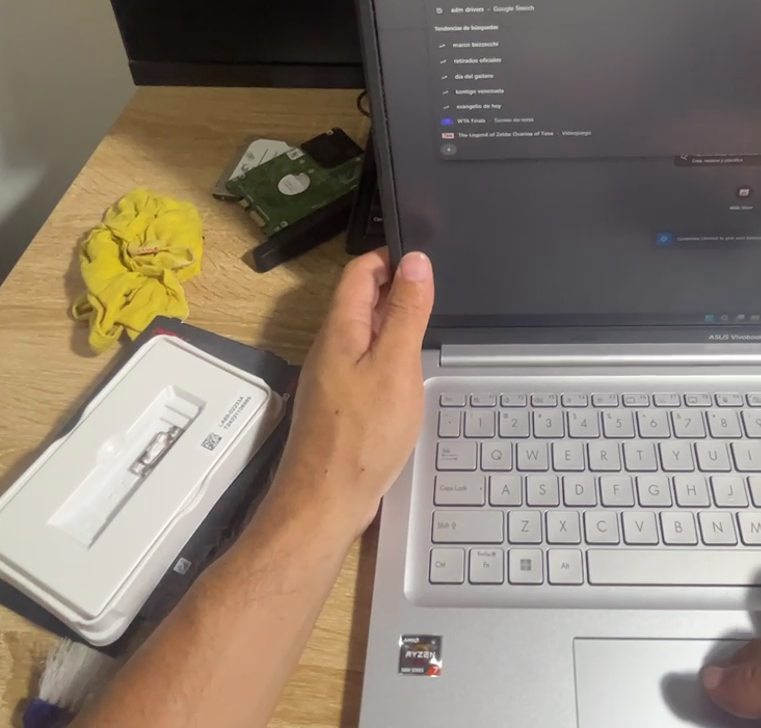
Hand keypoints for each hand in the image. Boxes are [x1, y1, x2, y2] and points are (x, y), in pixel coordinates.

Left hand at [258, 249, 433, 542]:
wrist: (325, 502)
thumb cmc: (361, 436)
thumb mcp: (395, 365)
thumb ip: (406, 312)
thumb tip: (415, 262)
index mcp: (341, 329)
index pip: (360, 272)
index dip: (390, 257)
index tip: (423, 258)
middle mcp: (331, 347)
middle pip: (361, 300)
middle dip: (396, 286)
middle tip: (435, 289)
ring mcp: (334, 375)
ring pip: (365, 331)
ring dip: (394, 320)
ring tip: (429, 323)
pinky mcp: (341, 401)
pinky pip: (366, 360)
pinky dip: (390, 351)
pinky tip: (410, 368)